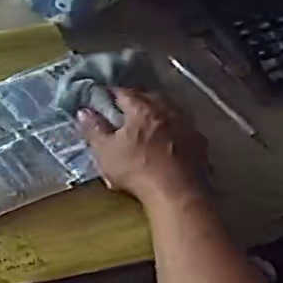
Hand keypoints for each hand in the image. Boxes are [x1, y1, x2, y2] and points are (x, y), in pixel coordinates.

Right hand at [75, 86, 207, 207]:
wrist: (176, 190)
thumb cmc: (134, 167)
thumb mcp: (104, 150)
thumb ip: (94, 129)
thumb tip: (83, 111)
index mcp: (142, 110)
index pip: (125, 93)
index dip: (110, 93)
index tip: (100, 95)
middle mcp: (168, 110)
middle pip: (150, 97)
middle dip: (135, 99)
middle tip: (121, 106)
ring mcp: (187, 124)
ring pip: (168, 110)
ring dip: (155, 112)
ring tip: (143, 120)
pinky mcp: (198, 140)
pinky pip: (181, 125)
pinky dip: (169, 126)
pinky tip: (164, 136)